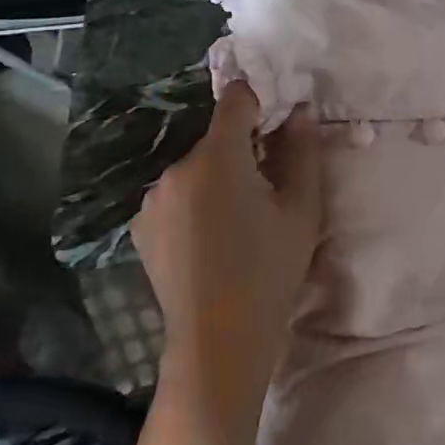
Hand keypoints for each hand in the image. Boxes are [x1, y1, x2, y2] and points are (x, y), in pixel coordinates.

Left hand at [134, 81, 321, 393]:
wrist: (217, 344)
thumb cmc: (269, 273)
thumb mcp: (301, 211)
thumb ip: (303, 151)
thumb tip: (300, 111)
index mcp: (218, 156)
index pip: (236, 100)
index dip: (260, 104)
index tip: (277, 129)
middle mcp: (177, 167)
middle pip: (216, 140)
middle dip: (242, 152)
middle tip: (267, 192)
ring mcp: (153, 198)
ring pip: (195, 170)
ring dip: (217, 180)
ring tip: (236, 224)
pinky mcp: (141, 227)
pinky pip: (175, 197)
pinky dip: (194, 204)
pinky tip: (208, 243)